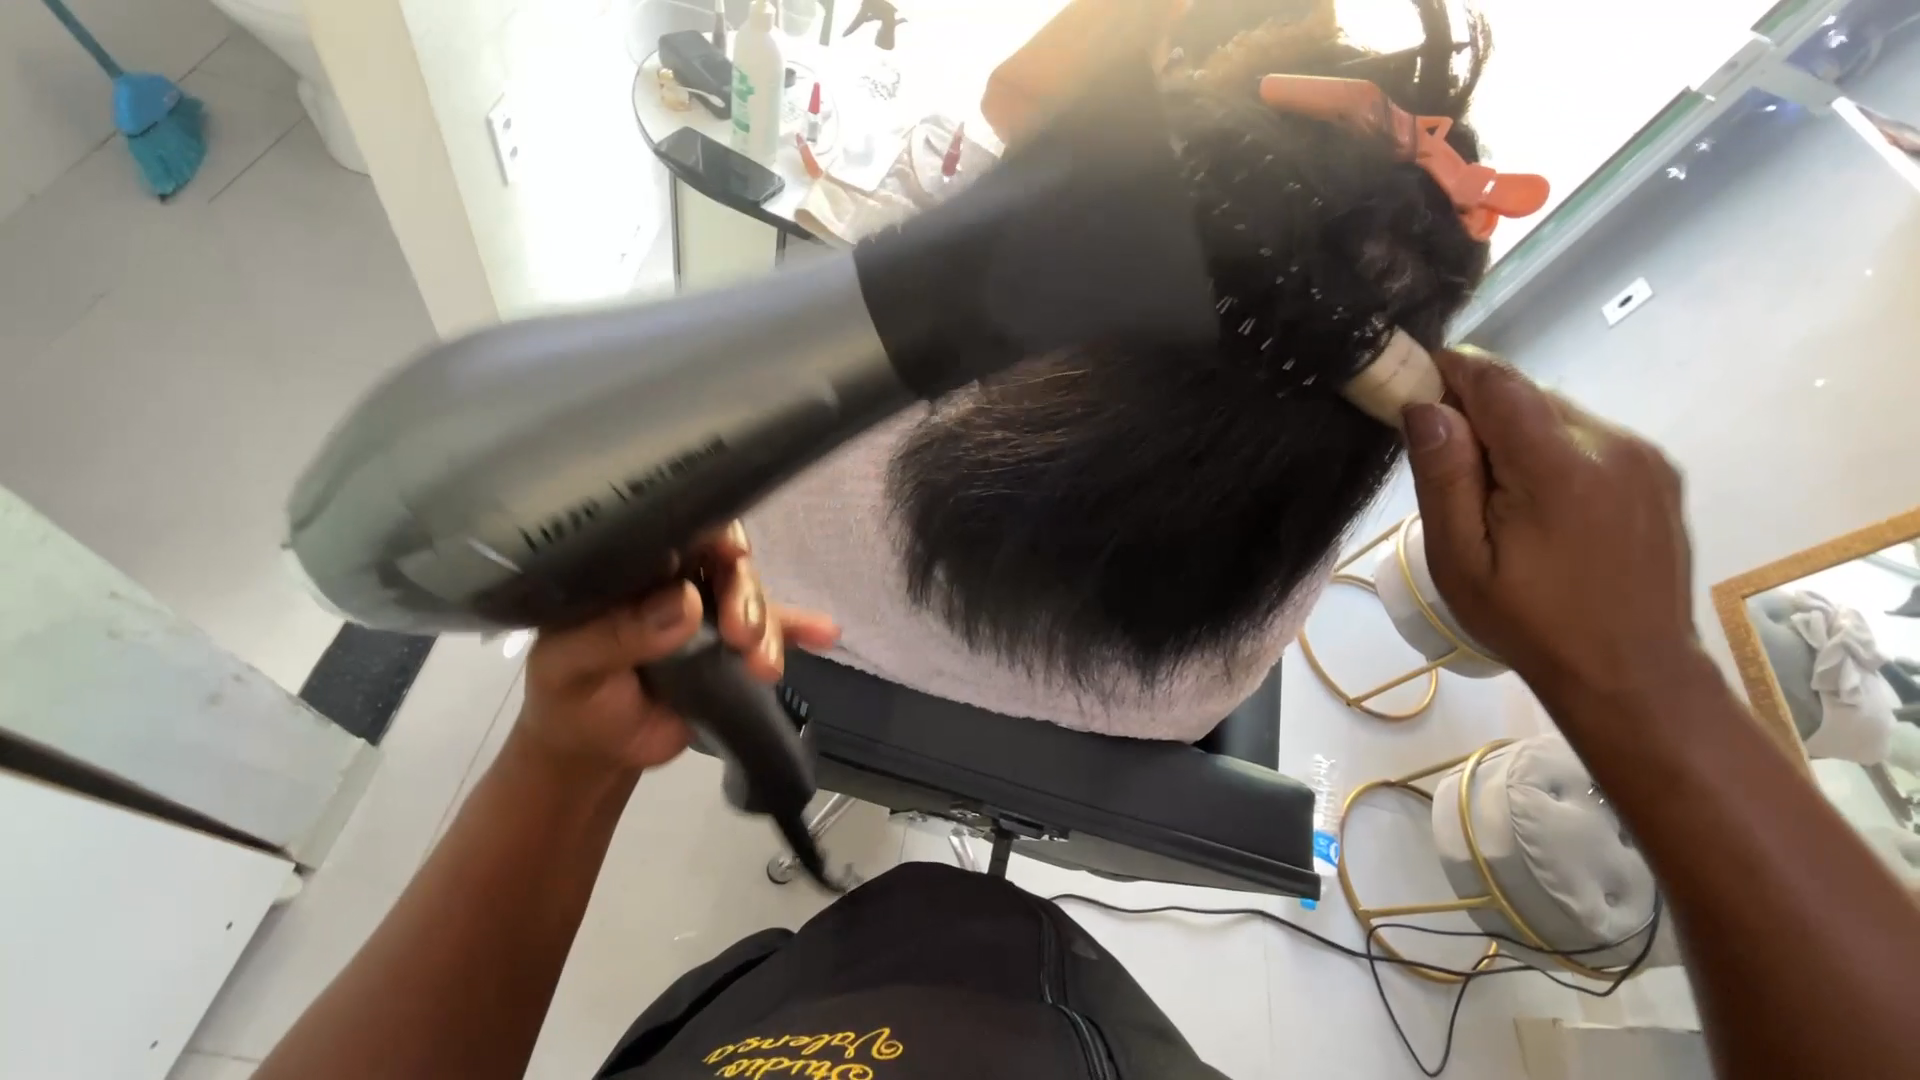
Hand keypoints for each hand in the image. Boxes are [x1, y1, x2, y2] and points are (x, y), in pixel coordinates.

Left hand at [514, 524, 839, 775]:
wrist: (599, 748)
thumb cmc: (573, 697)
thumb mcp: (572, 667)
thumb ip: (617, 636)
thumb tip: (683, 602)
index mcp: (632, 570)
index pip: (674, 530)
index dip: (710, 533)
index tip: (732, 554)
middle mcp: (677, 579)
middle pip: (726, 565)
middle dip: (746, 595)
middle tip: (742, 635)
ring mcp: (711, 613)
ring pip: (754, 599)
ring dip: (769, 627)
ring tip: (764, 668)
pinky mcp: (736, 647)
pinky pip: (777, 630)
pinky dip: (801, 628)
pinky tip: (825, 632)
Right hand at [1401, 349, 1697, 708]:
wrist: (1631, 671)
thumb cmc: (1528, 622)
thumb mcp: (1460, 559)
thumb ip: (1444, 476)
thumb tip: (1425, 406)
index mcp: (1557, 467)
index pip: (1496, 381)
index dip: (1449, 370)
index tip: (1411, 384)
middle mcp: (1611, 444)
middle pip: (1525, 395)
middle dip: (1477, 413)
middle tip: (1445, 463)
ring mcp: (1644, 456)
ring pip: (1555, 414)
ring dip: (1513, 435)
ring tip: (1494, 496)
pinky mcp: (1658, 472)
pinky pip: (1586, 438)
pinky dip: (1549, 452)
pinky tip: (1540, 505)